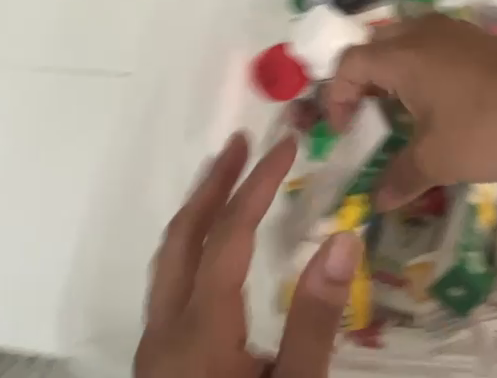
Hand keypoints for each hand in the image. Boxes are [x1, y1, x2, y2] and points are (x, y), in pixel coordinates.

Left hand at [136, 132, 359, 377]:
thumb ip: (315, 319)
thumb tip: (342, 240)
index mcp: (200, 329)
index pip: (230, 234)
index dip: (259, 183)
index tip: (286, 144)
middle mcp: (165, 330)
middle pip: (184, 236)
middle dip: (213, 183)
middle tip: (241, 141)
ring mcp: (154, 350)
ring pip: (167, 260)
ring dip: (197, 211)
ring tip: (222, 179)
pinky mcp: (157, 367)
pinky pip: (167, 282)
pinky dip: (190, 244)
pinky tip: (210, 250)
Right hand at [323, 13, 496, 209]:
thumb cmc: (489, 128)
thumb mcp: (438, 161)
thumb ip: (402, 177)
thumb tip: (379, 201)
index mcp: (403, 55)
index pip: (349, 64)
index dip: (336, 97)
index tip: (344, 133)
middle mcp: (424, 32)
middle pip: (375, 45)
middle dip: (363, 80)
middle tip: (368, 117)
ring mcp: (456, 31)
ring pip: (407, 41)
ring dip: (394, 72)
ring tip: (402, 112)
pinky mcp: (480, 40)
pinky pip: (435, 45)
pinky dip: (423, 68)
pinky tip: (442, 104)